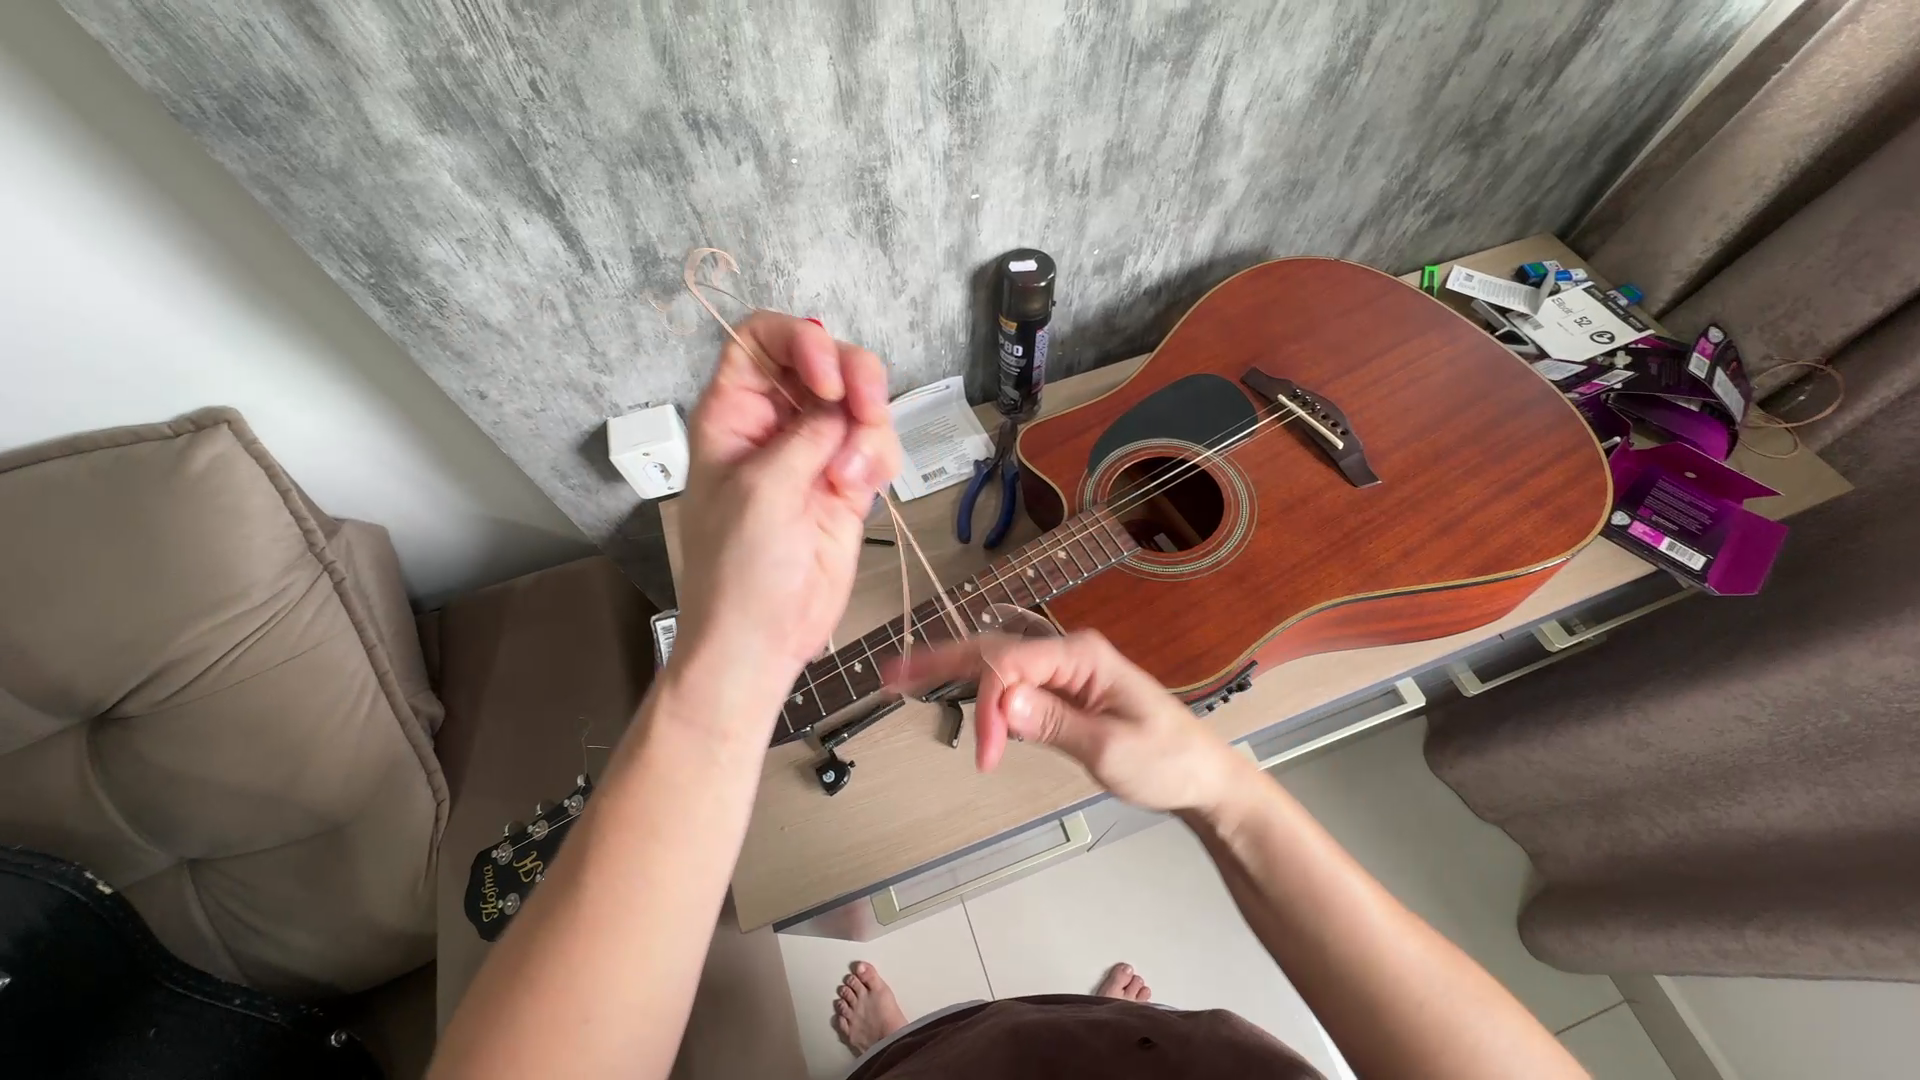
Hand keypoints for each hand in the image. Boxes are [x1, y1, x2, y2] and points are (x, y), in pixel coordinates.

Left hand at [675, 313, 900, 704]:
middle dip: (854, 380)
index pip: (763, 339)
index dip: (799, 341)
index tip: (826, 378)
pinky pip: (876, 445)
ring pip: (861, 403)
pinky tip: (861, 490)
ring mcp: (815, 451)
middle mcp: (776, 421)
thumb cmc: (739, 566)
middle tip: (864, 413)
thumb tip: (843, 400)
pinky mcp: (847, 481)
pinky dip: (878, 458)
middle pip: (826, 361)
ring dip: (869, 429)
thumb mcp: (762, 488)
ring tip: (851, 478)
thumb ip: (806, 433)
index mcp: (734, 412)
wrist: (764, 636)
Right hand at [891, 630, 1249, 812]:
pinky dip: (976, 687)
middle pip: (993, 649)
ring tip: (902, 675)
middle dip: (941, 661)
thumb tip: (1002, 701)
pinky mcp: (1062, 689)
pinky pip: (1012, 681)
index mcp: (1082, 655)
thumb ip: (1054, 722)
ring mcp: (1064, 669)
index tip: (987, 758)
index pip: (1011, 665)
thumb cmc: (1166, 761)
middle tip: (891, 674)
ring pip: (997, 662)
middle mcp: (1067, 652)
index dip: (989, 707)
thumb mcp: (1111, 750)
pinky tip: (948, 686)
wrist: (1200, 775)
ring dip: (950, 668)